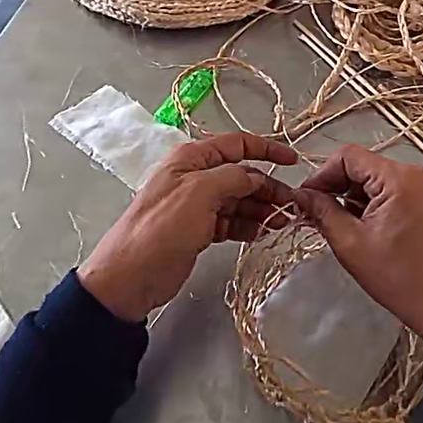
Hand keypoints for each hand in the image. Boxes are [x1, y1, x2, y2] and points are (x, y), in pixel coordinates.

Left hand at [82, 133, 298, 321]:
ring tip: (281, 222)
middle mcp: (196, 177)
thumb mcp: (198, 194)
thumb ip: (233, 178)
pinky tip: (262, 233)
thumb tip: (257, 176)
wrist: (129, 278)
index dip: (267, 149)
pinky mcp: (200, 230)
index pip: (237, 144)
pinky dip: (248, 225)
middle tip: (291, 204)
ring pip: (240, 199)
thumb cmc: (161, 229)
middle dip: (268, 187)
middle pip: (242, 175)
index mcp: (192, 159)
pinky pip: (232, 221)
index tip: (292, 161)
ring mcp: (198, 205)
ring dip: (262, 209)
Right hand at [294, 145, 422, 369]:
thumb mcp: (350, 242)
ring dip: (346, 196)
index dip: (322, 175)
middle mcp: (409, 172)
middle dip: (332, 186)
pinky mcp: (416, 197)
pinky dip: (361, 202)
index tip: (305, 199)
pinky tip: (349, 224)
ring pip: (368, 177)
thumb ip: (322, 211)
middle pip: (358, 164)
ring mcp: (415, 184)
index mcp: (397, 178)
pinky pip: (381, 188)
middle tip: (311, 213)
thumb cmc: (395, 274)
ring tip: (328, 222)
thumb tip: (299, 194)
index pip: (348, 156)